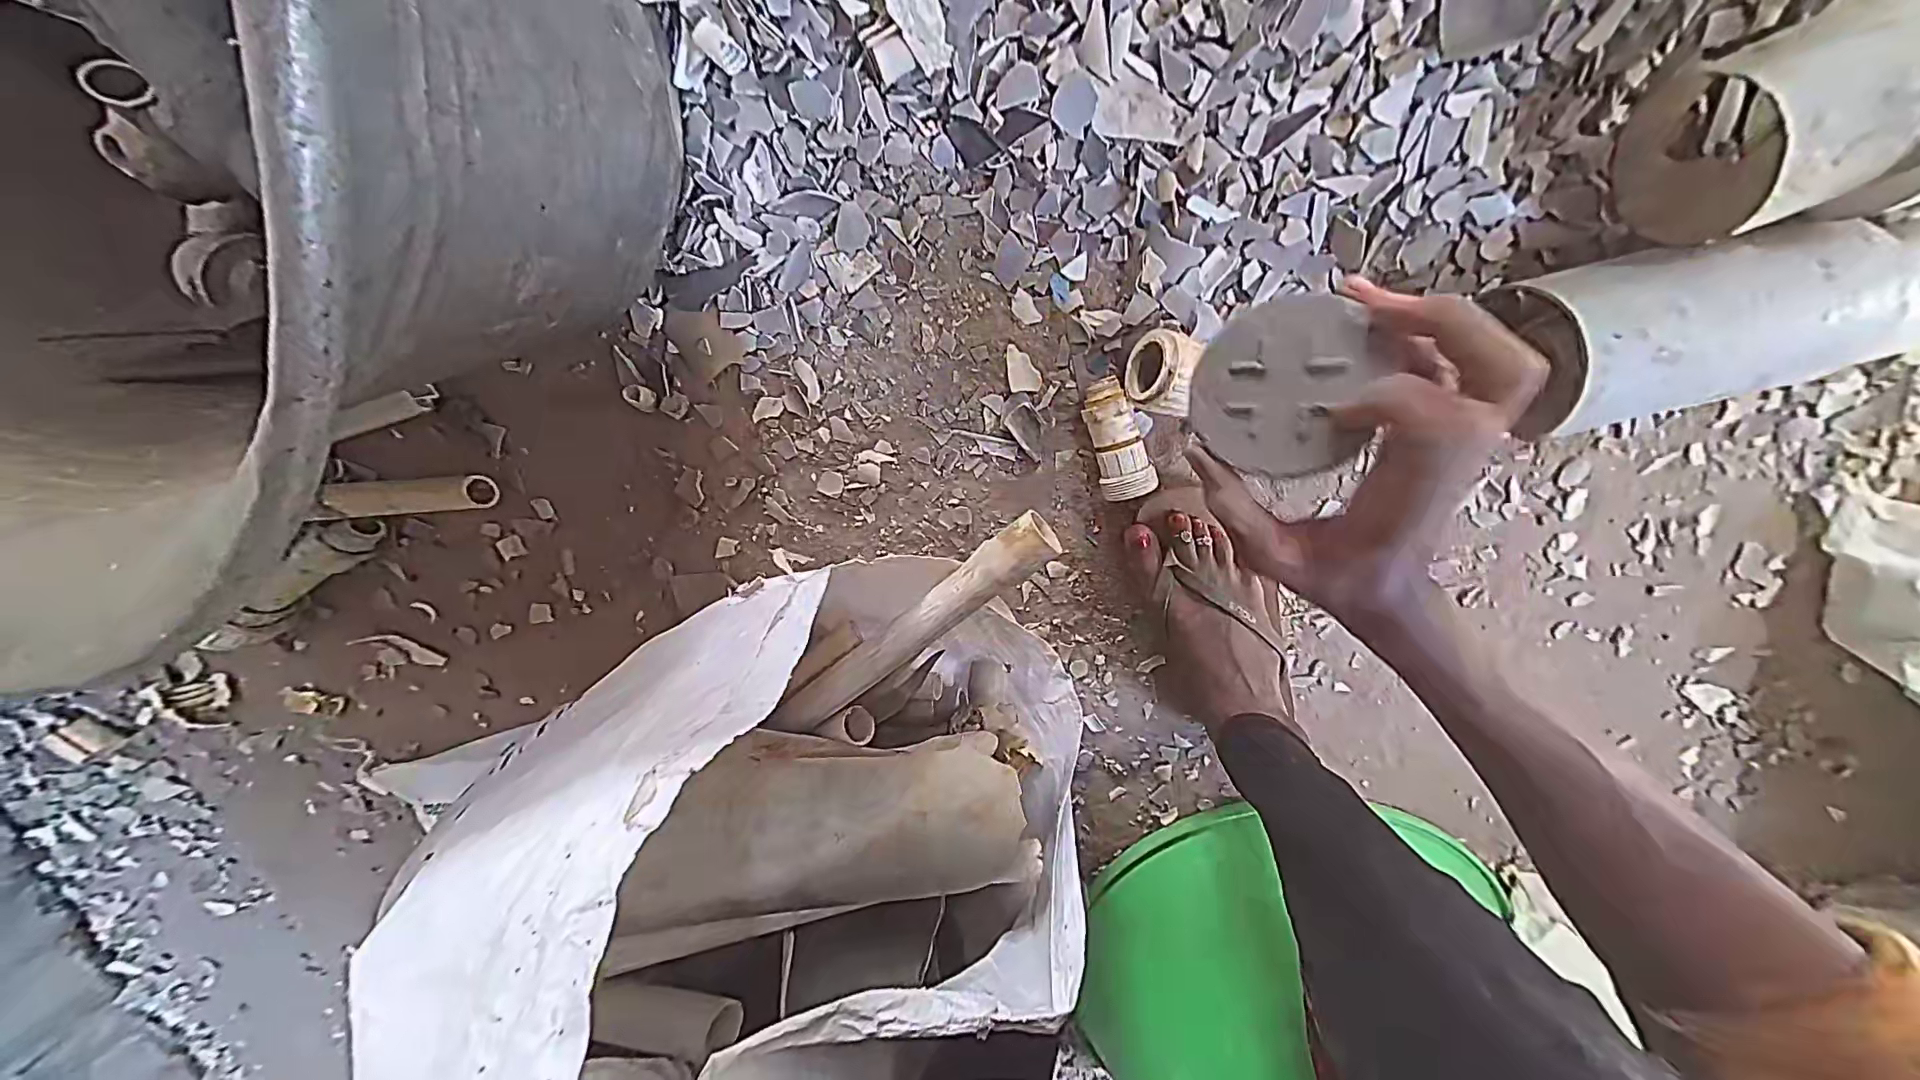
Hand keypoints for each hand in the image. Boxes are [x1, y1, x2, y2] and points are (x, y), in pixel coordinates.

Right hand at [1189, 277, 1548, 633]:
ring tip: (1371, 305)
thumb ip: (1233, 509)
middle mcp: (1456, 456)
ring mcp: (1466, 440)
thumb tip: (1198, 453)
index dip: (1383, 399)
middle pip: (1495, 365)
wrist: (1390, 595)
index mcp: (1417, 489)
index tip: (1330, 413)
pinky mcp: (1452, 429)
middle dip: (1435, 321)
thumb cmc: (1340, 580)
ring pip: (1497, 355)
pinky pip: (1466, 364)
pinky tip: (1378, 328)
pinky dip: (1430, 334)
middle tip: (1362, 305)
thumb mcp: (1275, 557)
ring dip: (1439, 319)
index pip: (1431, 417)